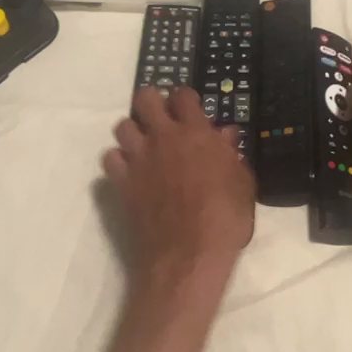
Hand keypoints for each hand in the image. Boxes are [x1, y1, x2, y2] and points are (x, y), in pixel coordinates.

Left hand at [103, 87, 255, 280]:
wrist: (188, 256)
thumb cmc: (225, 219)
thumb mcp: (242, 183)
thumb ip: (231, 154)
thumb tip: (225, 135)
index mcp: (195, 132)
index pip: (183, 95)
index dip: (185, 99)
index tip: (189, 109)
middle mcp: (163, 137)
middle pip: (145, 98)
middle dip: (152, 103)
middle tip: (162, 119)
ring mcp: (139, 158)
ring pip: (123, 126)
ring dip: (134, 132)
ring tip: (145, 146)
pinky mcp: (121, 182)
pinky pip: (110, 159)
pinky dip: (119, 161)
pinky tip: (130, 171)